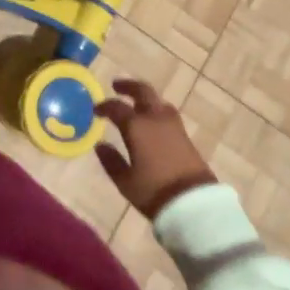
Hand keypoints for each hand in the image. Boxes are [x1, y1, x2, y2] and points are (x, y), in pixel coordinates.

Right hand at [94, 79, 217, 218]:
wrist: (194, 203)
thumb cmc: (154, 191)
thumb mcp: (125, 181)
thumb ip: (111, 160)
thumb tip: (100, 144)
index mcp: (136, 126)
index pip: (116, 107)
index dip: (104, 106)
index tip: (96, 110)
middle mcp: (155, 118)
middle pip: (143, 91)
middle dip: (128, 86)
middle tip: (116, 86)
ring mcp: (173, 125)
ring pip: (158, 101)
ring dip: (145, 98)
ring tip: (136, 104)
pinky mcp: (185, 136)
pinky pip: (167, 113)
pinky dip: (156, 110)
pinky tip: (152, 122)